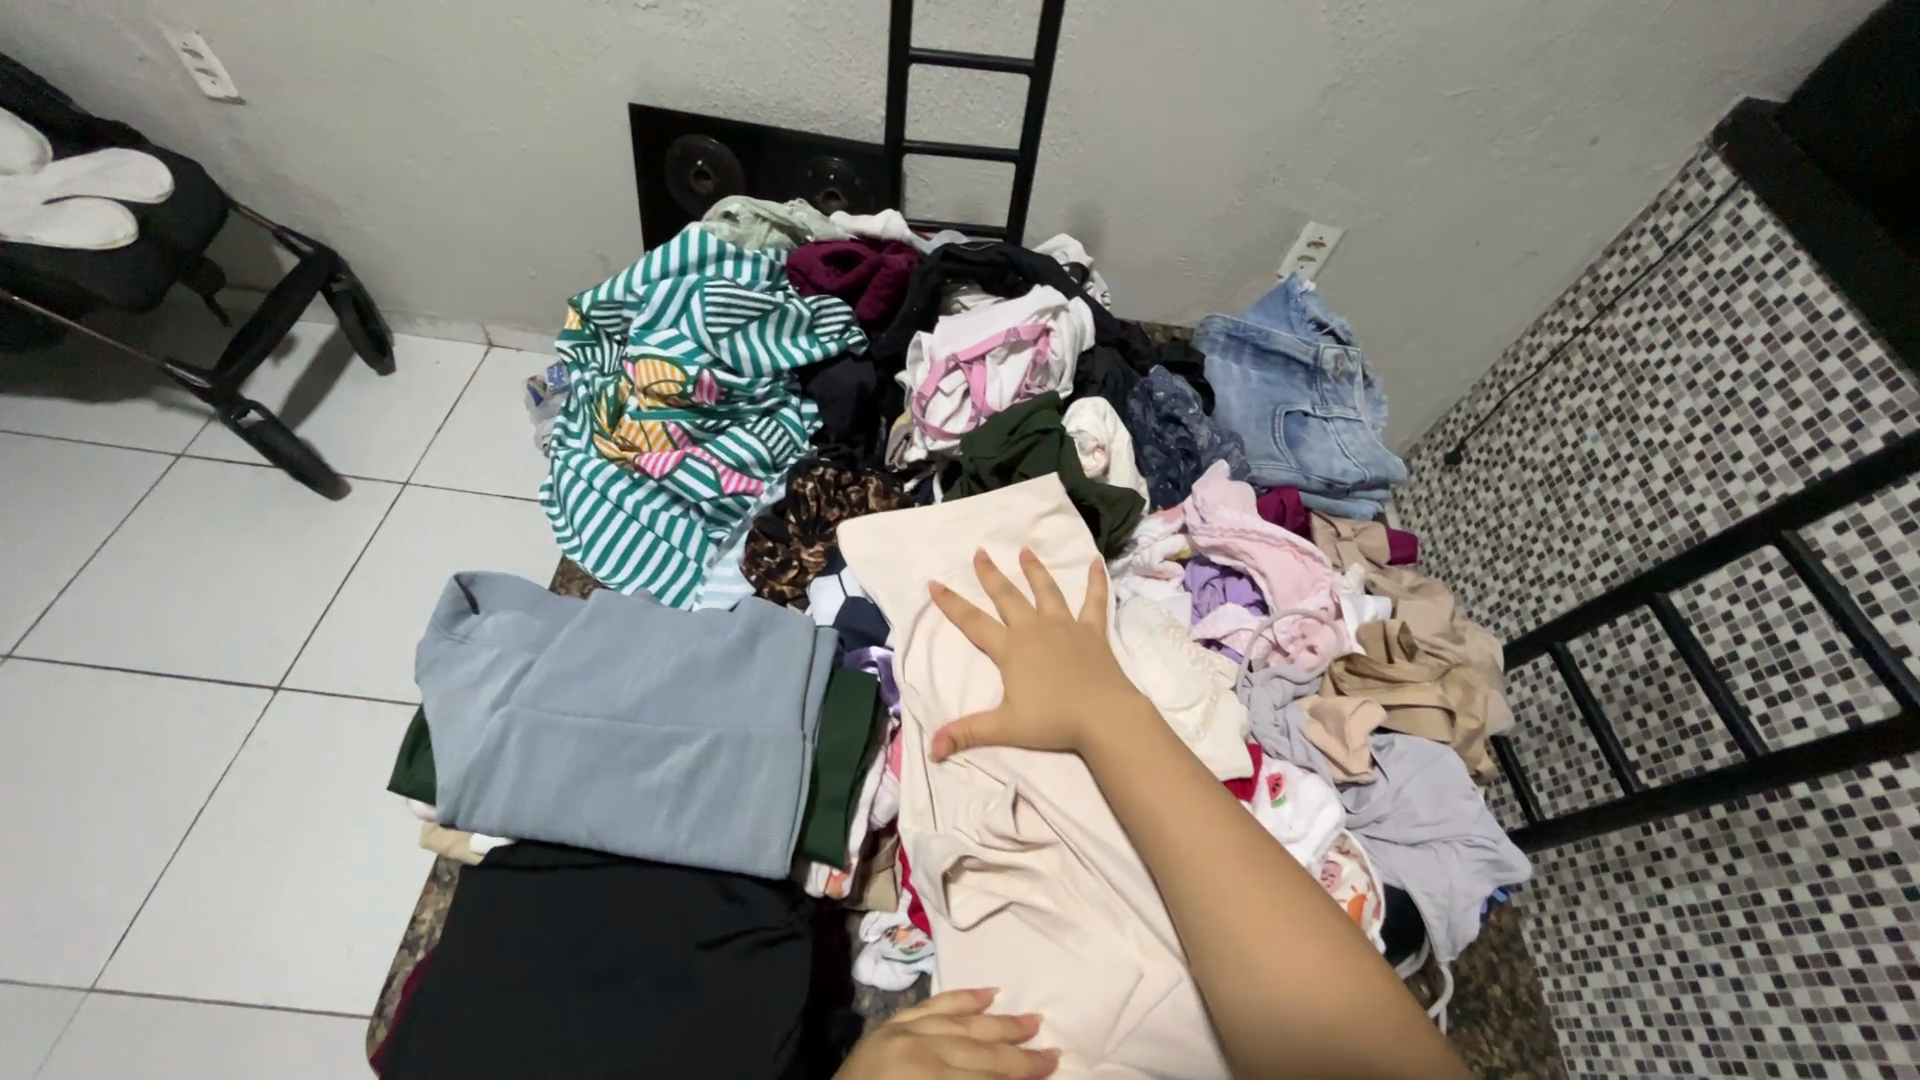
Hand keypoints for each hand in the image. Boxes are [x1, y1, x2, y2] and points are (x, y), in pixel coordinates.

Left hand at [834, 987, 1059, 1078]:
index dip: (1020, 1073)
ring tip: (1030, 1019)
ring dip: (997, 1022)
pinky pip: (930, 1005)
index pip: (986, 1074)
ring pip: (960, 1023)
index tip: (1053, 1067)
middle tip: (1050, 1048)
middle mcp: (917, 1049)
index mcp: (927, 1079)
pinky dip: (960, 999)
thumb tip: (1006, 1079)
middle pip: (979, 1049)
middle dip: (1017, 1052)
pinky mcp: (888, 1026)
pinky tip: (985, 993)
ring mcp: (901, 1033)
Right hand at [927, 548, 1150, 760]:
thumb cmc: (1053, 720)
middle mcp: (1034, 629)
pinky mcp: (1092, 631)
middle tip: (980, 552)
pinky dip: (1096, 581)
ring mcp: (1065, 626)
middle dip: (990, 574)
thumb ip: (967, 733)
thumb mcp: (1004, 728)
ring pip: (1046, 591)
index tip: (935, 582)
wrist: (1103, 715)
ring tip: (1026, 551)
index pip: (973, 622)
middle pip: (1007, 596)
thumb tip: (932, 750)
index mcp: (1011, 649)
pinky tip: (1095, 562)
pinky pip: (1094, 601)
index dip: (952, 604)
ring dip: (1034, 570)